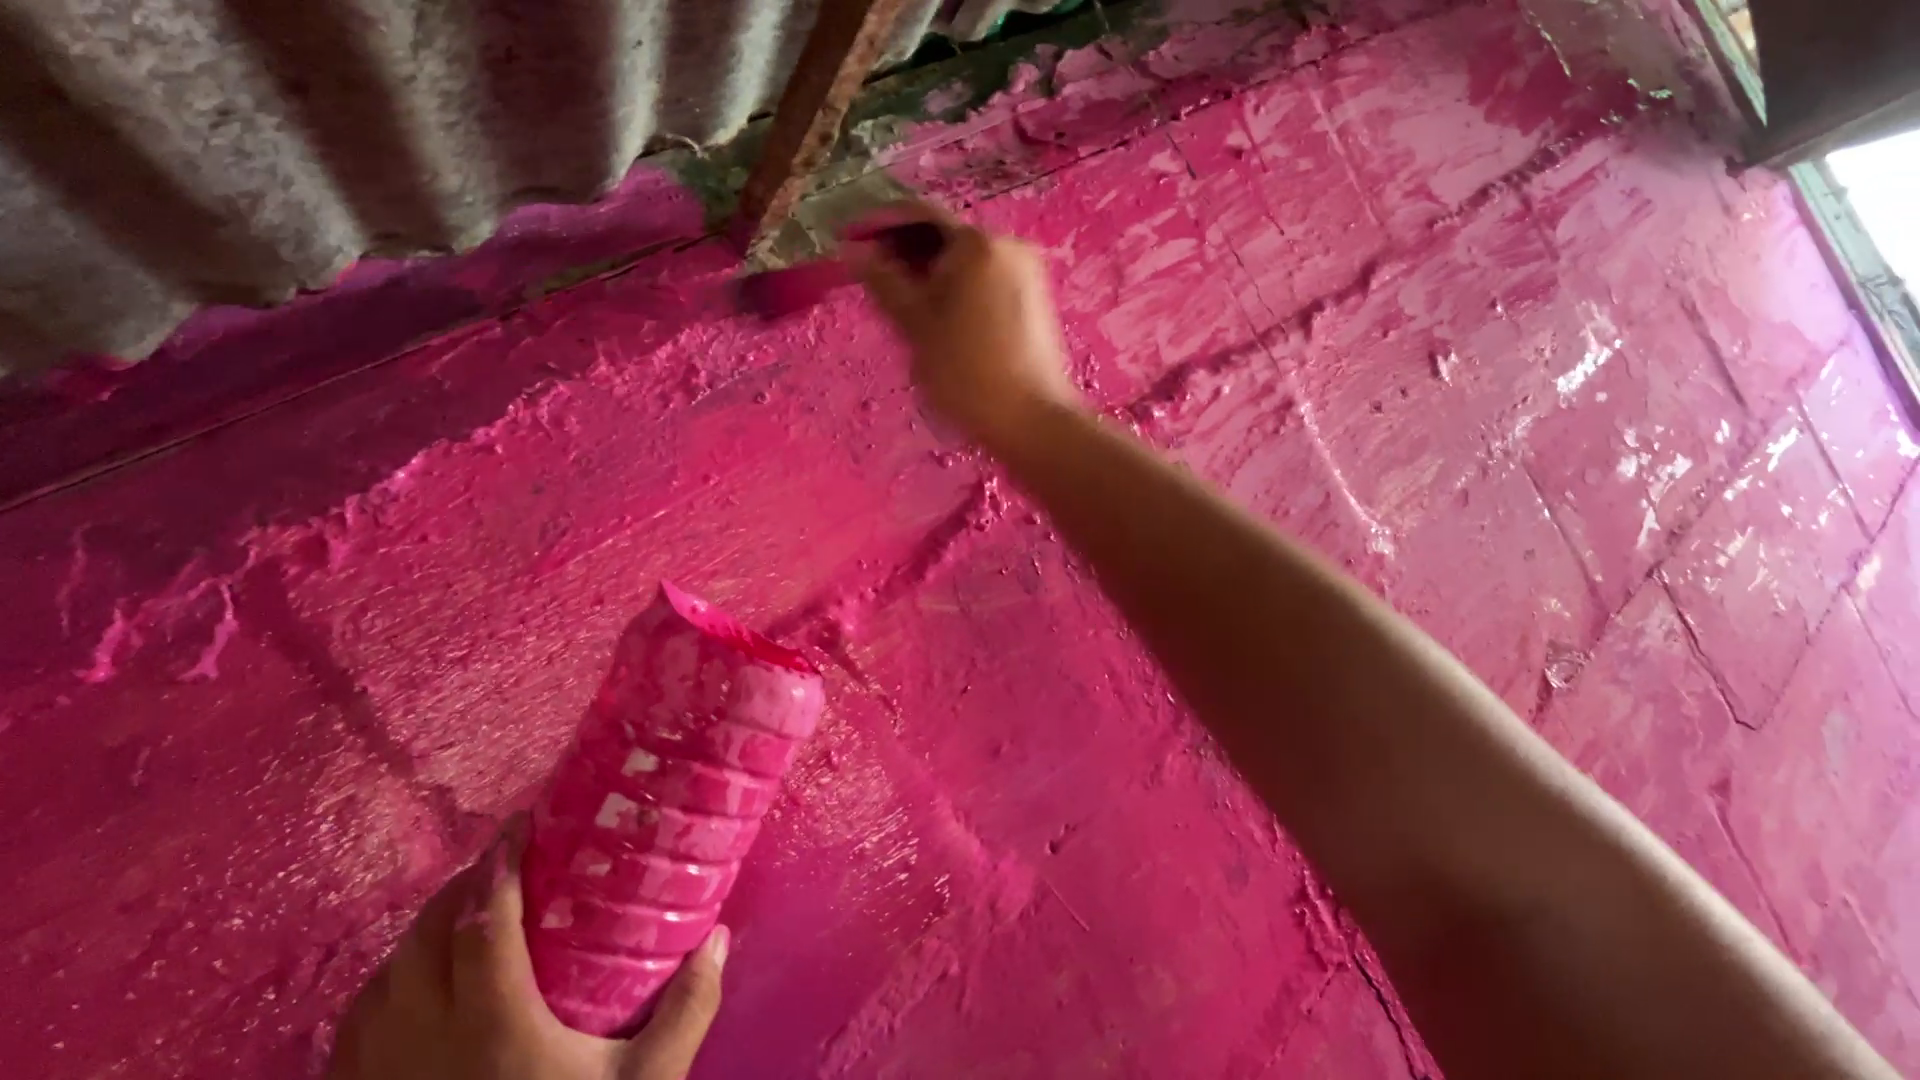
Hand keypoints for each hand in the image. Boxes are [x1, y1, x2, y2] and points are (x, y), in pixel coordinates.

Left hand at [328, 818, 726, 1079]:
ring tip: (467, 912)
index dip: (500, 864)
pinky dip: (389, 978)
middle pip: (427, 933)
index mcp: (493, 1024)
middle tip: (506, 861)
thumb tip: (719, 937)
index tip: (523, 825)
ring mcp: (380, 1073)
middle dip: (464, 883)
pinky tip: (416, 983)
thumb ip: (685, 1012)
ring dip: (425, 927)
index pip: (483, 920)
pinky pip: (359, 1016)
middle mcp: (423, 1038)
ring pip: (386, 971)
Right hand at [849, 204, 1081, 448]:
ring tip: (900, 305)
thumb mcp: (915, 325)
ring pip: (965, 261)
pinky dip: (957, 289)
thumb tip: (854, 250)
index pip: (919, 215)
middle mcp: (1007, 244)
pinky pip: (985, 280)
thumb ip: (883, 281)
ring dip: (930, 273)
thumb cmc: (965, 372)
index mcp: (976, 243)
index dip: (879, 226)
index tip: (849, 245)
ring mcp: (1026, 271)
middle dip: (905, 253)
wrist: (1029, 419)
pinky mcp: (1033, 299)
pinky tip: (936, 318)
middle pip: (945, 236)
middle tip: (871, 282)